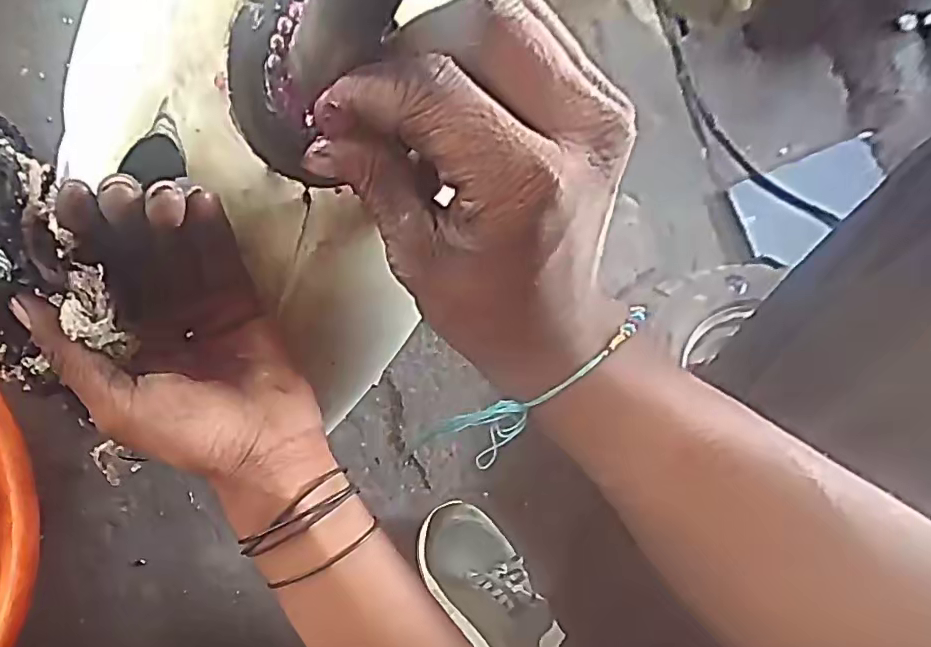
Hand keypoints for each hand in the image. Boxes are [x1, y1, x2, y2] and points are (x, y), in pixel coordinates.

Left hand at [12, 179, 334, 510]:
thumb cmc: (187, 435)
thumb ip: (69, 356)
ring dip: (163, 218)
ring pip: (173, 251)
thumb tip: (20, 306)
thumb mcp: (115, 404)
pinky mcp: (237, 300)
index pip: (91, 284)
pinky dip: (210, 228)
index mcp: (120, 347)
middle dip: (119, 222)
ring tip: (161, 197)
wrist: (264, 447)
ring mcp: (197, 309)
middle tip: (116, 192)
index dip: (77, 244)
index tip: (68, 203)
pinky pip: (220, 257)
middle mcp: (153, 322)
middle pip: (129, 259)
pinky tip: (199, 201)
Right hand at [302, 0, 633, 398]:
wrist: (552, 330)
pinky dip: (478, 57)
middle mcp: (577, 130)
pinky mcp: (600, 102)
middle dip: (406, 52)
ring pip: (512, 18)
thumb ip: (379, 183)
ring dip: (443, 45)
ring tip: (400, 98)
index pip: (437, 91)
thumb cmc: (491, 315)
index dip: (372, 89)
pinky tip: (443, 101)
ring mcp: (599, 108)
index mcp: (524, 182)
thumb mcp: (419, 261)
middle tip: (363, 95)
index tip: (332, 105)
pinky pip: (534, 42)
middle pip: (483, 24)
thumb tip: (330, 139)